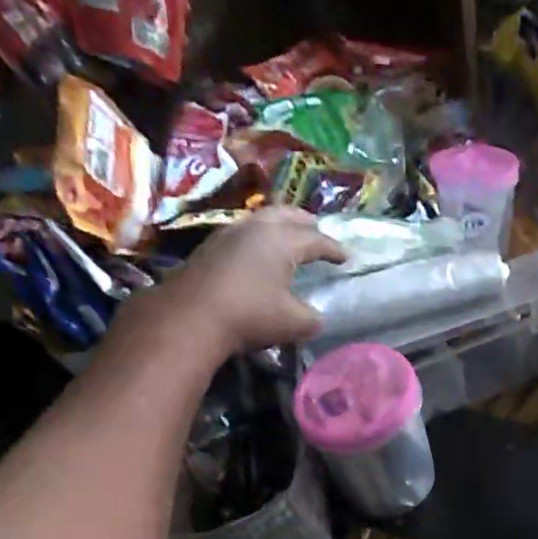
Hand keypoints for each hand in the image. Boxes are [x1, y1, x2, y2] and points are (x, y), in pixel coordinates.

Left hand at [117, 207, 346, 356]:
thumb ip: (312, 318)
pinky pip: (242, 234)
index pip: (316, 240)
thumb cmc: (250, 315)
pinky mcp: (209, 248)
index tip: (347, 257)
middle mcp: (256, 228)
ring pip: (260, 220)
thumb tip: (316, 316)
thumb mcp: (294, 323)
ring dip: (278, 226)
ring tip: (287, 236)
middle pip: (285, 215)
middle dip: (304, 221)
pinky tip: (257, 253)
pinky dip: (258, 239)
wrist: (190, 316)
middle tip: (316, 226)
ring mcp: (228, 234)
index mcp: (282, 240)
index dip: (333, 249)